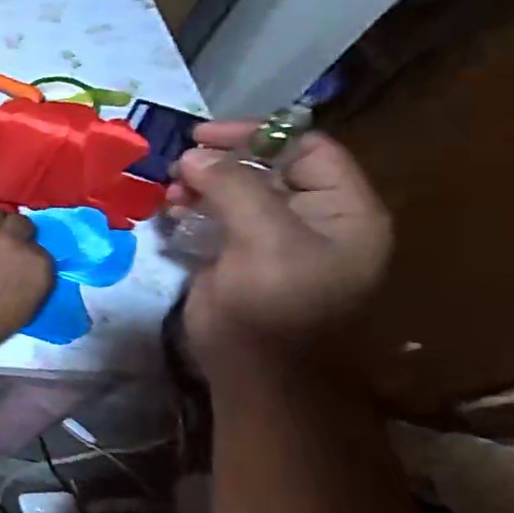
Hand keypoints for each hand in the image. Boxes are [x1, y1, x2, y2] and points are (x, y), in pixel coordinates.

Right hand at [169, 122, 391, 363]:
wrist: (258, 376)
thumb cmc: (277, 305)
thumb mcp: (265, 238)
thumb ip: (233, 187)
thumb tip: (192, 155)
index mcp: (342, 211)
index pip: (307, 149)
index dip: (257, 136)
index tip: (205, 136)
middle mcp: (313, 219)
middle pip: (267, 168)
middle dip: (221, 162)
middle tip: (180, 163)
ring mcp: (274, 240)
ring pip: (236, 192)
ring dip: (201, 184)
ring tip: (171, 191)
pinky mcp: (240, 258)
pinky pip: (217, 218)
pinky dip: (193, 208)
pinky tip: (170, 210)